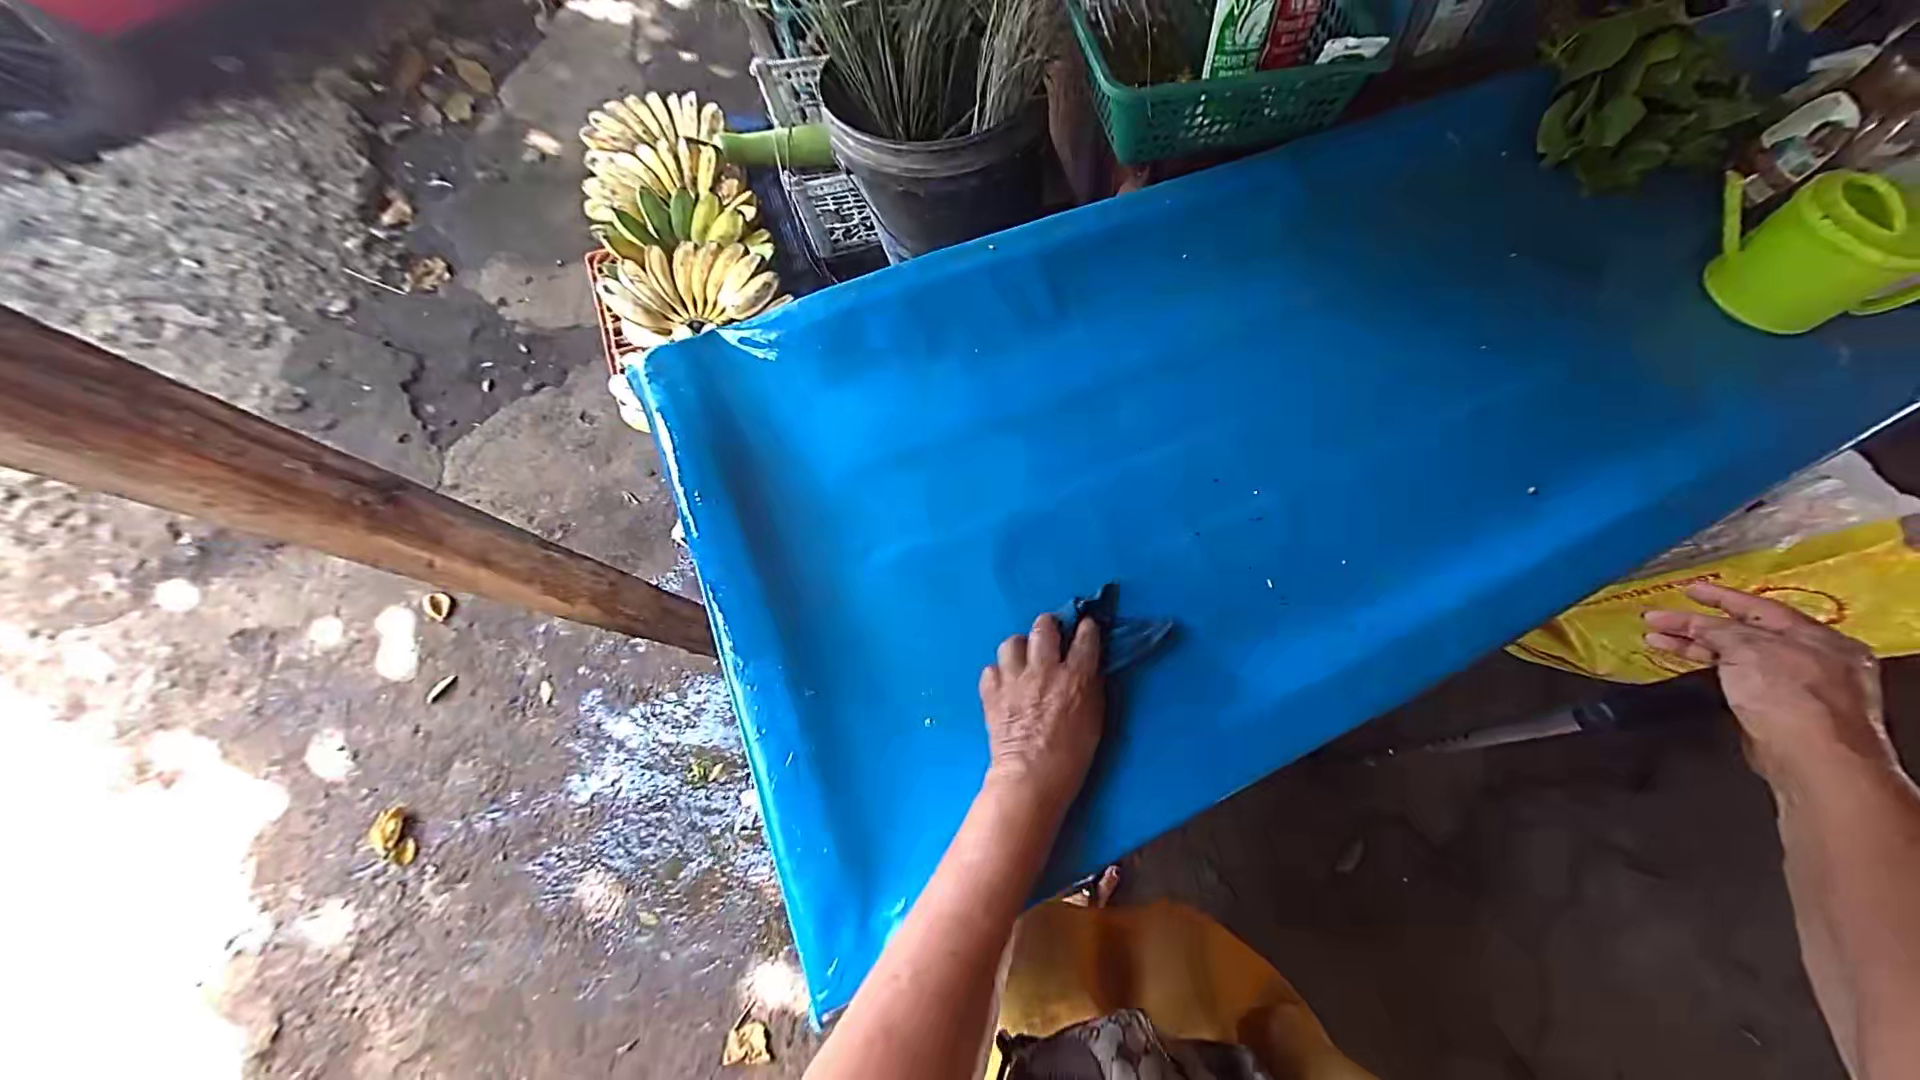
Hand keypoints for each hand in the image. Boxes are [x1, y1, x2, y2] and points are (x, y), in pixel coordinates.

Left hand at [978, 614, 1104, 812]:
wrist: (1030, 779)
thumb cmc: (1071, 757)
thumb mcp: (1095, 720)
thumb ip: (1092, 688)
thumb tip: (1089, 669)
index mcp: (1075, 677)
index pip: (1085, 638)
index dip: (1087, 628)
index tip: (1086, 626)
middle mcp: (1044, 670)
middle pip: (1044, 627)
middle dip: (1049, 625)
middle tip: (1051, 635)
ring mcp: (1014, 679)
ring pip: (1012, 642)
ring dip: (1020, 647)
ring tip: (1023, 659)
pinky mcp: (991, 692)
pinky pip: (991, 669)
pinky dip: (998, 674)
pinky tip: (1004, 684)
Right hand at [1643, 583, 1894, 786]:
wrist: (1810, 756)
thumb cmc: (1789, 697)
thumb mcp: (1749, 650)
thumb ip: (1720, 631)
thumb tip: (1696, 624)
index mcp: (1820, 640)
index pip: (1762, 608)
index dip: (1721, 598)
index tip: (1688, 589)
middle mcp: (1815, 659)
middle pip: (1745, 632)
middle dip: (1697, 624)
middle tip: (1658, 618)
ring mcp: (1798, 685)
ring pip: (1737, 654)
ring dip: (1694, 645)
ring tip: (1657, 640)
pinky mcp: (1778, 706)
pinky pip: (1737, 674)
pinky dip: (1709, 665)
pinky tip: (1688, 663)